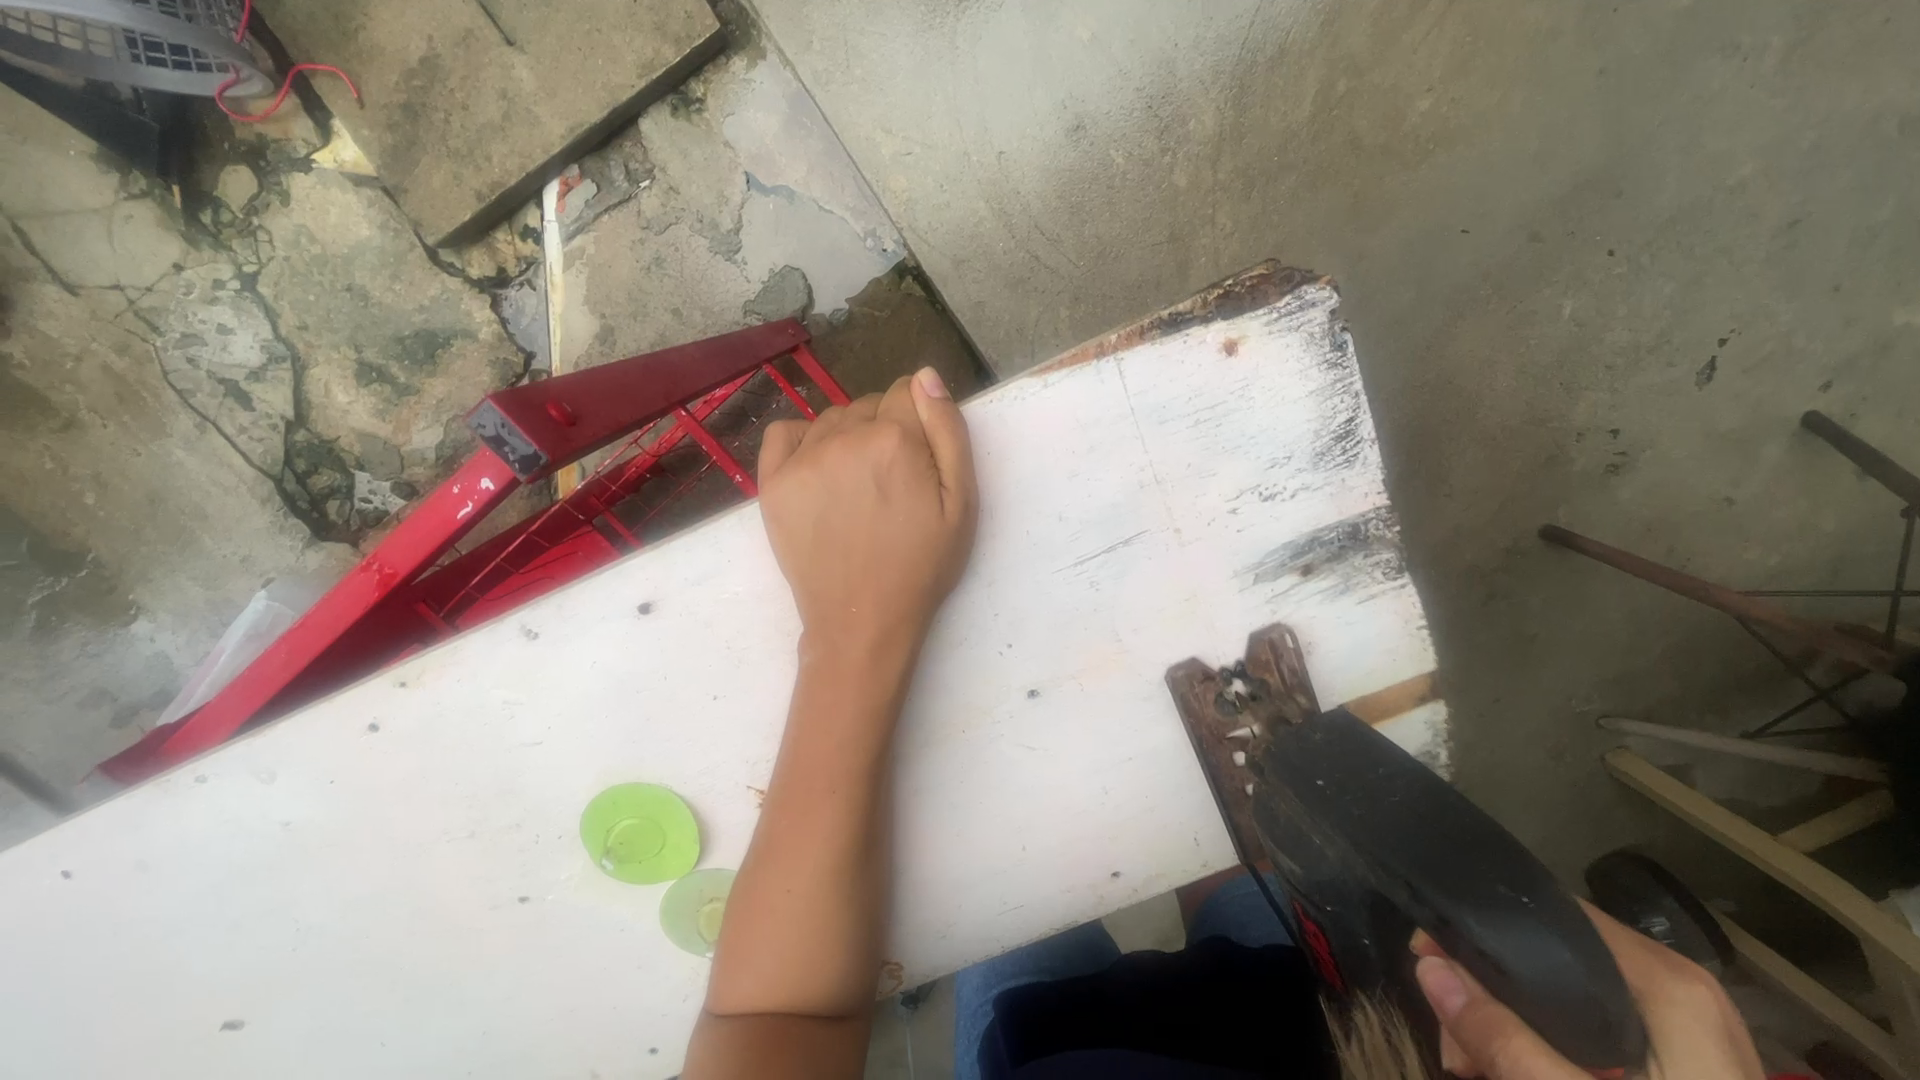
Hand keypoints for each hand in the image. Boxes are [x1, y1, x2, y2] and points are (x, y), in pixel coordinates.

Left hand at [758, 367, 977, 656]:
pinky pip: (784, 432)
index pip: (906, 392)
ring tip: (857, 486)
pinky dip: (802, 440)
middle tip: (891, 481)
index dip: (918, 421)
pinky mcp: (772, 483)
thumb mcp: (962, 503)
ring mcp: (803, 459)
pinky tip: (819, 469)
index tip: (918, 459)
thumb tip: (925, 375)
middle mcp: (845, 438)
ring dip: (847, 437)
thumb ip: (948, 431)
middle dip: (884, 429)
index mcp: (895, 439)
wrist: (862, 619)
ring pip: (830, 419)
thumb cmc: (921, 566)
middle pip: (868, 405)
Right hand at [1412, 903, 1763, 1078]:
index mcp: (1665, 984)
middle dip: (1490, 995)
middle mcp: (1677, 985)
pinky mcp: (1683, 1055)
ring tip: (1477, 1068)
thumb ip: (1507, 1042)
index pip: (1550, 913)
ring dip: (1512, 1023)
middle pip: (1553, 955)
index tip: (1430, 966)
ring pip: (1568, 991)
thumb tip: (1429, 968)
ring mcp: (1686, 1022)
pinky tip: (1523, 1070)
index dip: (1480, 934)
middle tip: (1456, 1050)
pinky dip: (1550, 1042)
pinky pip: (1595, 1022)